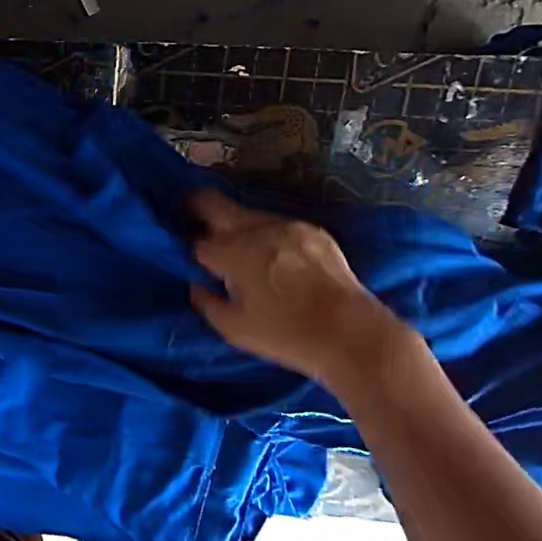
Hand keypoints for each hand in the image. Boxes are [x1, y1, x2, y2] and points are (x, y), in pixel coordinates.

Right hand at [186, 190, 432, 395]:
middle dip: (198, 210)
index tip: (189, 257)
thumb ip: (207, 302)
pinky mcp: (312, 230)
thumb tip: (196, 285)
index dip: (188, 250)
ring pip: (247, 214)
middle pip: (215, 204)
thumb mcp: (234, 329)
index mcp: (235, 253)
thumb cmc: (287, 336)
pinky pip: (277, 224)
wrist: (353, 335)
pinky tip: (272, 256)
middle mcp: (258, 229)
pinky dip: (265, 235)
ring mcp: (288, 226)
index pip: (197, 242)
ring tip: (238, 249)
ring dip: (236, 226)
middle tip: (191, 222)